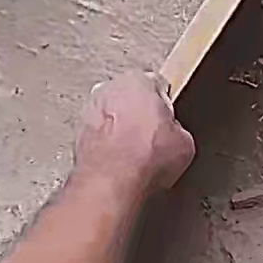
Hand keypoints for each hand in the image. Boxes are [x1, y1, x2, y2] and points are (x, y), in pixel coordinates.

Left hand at [72, 71, 194, 195]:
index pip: (157, 88)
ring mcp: (89, 112)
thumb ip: (178, 131)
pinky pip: (97, 141)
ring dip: (119, 136)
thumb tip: (175, 138)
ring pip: (110, 120)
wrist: (113, 182)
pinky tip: (118, 169)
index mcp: (138, 80)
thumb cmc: (145, 157)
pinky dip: (106, 152)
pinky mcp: (78, 137)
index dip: (165, 111)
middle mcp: (109, 88)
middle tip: (150, 146)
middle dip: (138, 120)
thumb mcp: (185, 144)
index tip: (167, 128)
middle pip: (129, 102)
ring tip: (133, 161)